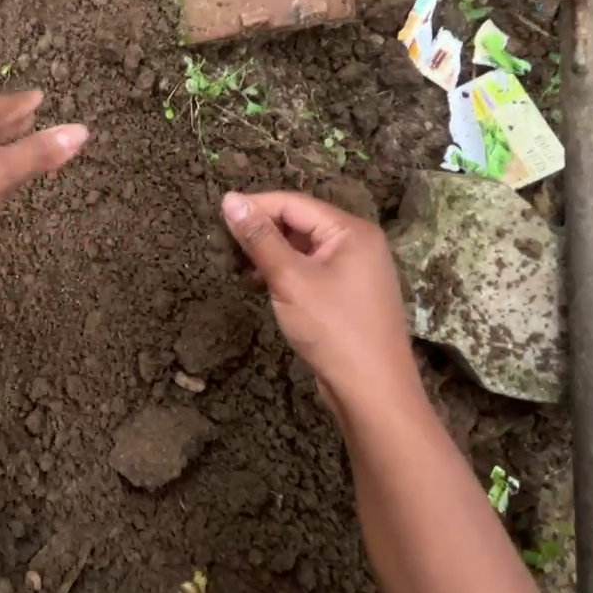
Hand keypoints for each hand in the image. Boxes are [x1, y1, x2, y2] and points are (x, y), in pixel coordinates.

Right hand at [220, 190, 420, 414]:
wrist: (374, 393)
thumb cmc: (332, 329)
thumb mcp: (289, 278)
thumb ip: (258, 237)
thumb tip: (229, 199)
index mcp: (351, 231)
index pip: (293, 203)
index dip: (254, 207)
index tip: (218, 219)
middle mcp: (358, 242)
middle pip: (299, 222)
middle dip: (261, 232)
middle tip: (226, 247)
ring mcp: (356, 269)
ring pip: (302, 246)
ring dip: (270, 253)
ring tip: (240, 268)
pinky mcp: (349, 292)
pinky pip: (310, 268)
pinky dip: (284, 272)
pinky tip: (262, 285)